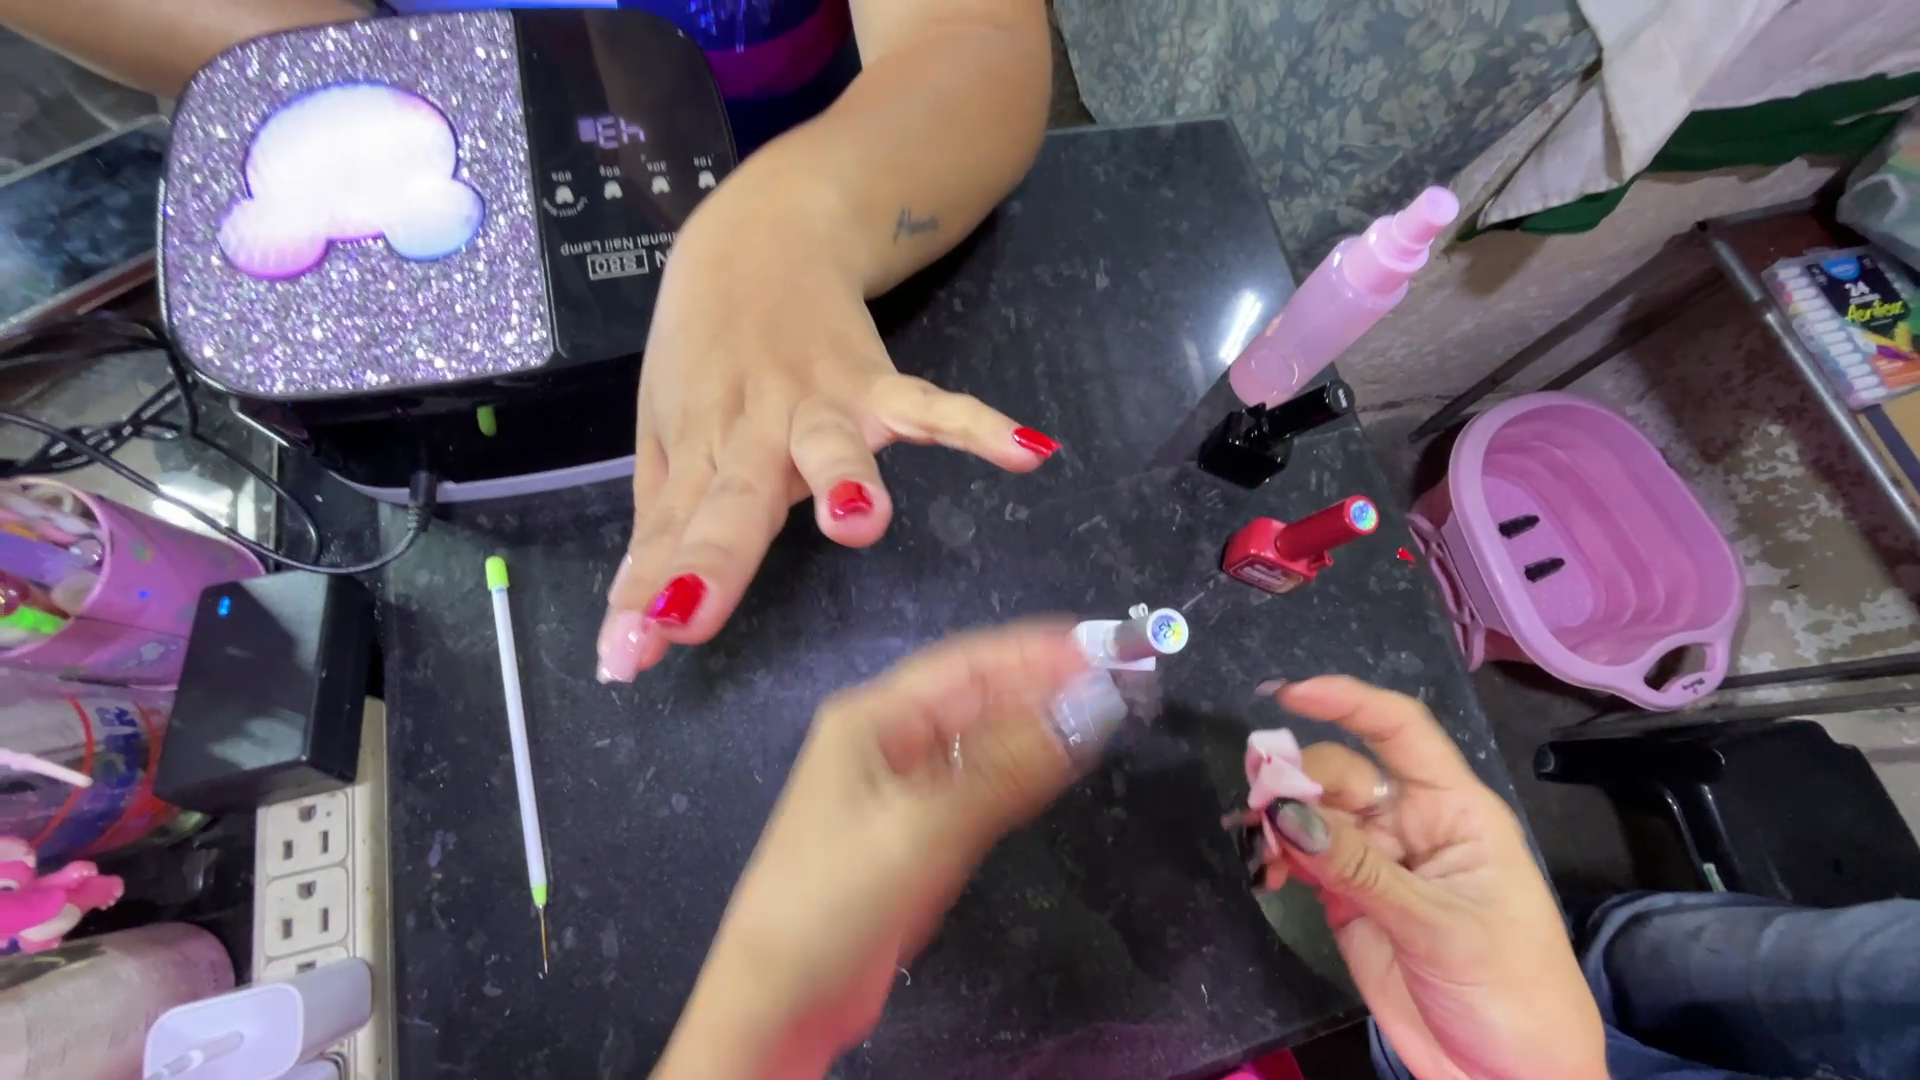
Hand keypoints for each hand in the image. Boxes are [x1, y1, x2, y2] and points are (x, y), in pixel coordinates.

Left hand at [596, 173, 1058, 681]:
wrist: (762, 242)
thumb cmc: (709, 351)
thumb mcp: (666, 429)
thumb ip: (663, 522)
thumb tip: (638, 621)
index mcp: (701, 446)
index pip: (674, 527)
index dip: (652, 589)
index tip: (627, 655)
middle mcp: (755, 428)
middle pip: (738, 496)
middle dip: (716, 557)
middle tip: (688, 617)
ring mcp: (822, 400)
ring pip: (829, 442)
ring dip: (844, 477)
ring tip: (861, 520)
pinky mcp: (879, 379)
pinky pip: (930, 404)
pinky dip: (976, 423)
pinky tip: (1028, 450)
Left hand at [651, 622, 1122, 1078]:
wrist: (782, 997)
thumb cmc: (837, 898)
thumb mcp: (922, 827)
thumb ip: (1006, 768)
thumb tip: (1088, 711)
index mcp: (873, 716)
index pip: (966, 664)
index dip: (1034, 651)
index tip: (1100, 645)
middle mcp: (888, 735)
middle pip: (977, 694)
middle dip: (1043, 682)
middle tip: (1116, 675)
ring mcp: (903, 780)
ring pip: (982, 734)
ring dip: (1037, 720)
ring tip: (1100, 706)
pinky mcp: (919, 822)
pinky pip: (979, 776)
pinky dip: (1022, 763)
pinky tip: (1058, 755)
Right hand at [1257, 677, 1606, 1079]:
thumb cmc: (1511, 995)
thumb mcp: (1442, 929)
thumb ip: (1360, 869)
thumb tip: (1284, 813)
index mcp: (1453, 810)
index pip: (1400, 731)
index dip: (1348, 701)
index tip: (1289, 695)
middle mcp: (1408, 819)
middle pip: (1338, 771)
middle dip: (1295, 779)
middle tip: (1259, 804)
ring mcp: (1373, 855)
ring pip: (1309, 810)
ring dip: (1275, 818)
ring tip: (1253, 844)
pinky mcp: (1344, 891)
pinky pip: (1297, 853)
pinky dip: (1272, 855)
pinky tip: (1262, 874)